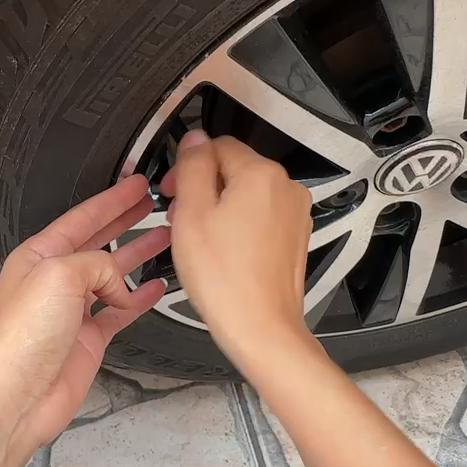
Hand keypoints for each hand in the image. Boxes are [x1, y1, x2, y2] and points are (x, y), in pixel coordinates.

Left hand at [0, 174, 170, 463]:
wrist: (14, 399)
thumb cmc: (19, 339)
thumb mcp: (58, 276)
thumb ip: (96, 264)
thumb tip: (121, 282)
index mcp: (39, 256)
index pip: (83, 218)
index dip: (112, 200)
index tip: (136, 183)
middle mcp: (55, 281)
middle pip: (99, 241)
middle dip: (126, 219)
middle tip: (153, 202)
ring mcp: (72, 311)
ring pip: (113, 275)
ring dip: (139, 255)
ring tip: (166, 238)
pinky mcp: (88, 340)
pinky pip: (120, 311)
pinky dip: (141, 298)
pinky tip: (157, 287)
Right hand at [163, 131, 314, 362]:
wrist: (261, 328)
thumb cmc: (225, 279)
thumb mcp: (192, 213)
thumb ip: (192, 167)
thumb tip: (194, 139)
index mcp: (261, 174)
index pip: (217, 146)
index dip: (187, 166)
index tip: (171, 191)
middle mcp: (285, 188)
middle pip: (233, 170)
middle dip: (203, 188)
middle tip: (180, 219)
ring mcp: (294, 214)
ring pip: (246, 195)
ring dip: (219, 208)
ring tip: (199, 240)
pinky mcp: (294, 238)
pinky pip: (259, 218)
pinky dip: (238, 227)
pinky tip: (220, 252)